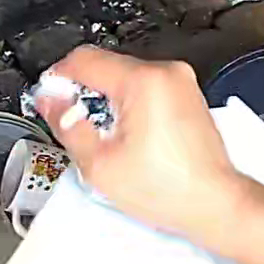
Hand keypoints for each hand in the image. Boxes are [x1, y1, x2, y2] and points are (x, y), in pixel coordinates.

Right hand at [35, 47, 246, 239]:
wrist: (215, 203)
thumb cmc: (170, 189)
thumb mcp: (100, 164)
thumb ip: (67, 126)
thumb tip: (51, 103)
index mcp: (143, 82)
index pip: (84, 59)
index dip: (57, 77)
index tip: (49, 96)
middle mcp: (166, 73)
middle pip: (106, 66)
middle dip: (84, 93)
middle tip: (74, 125)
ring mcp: (181, 83)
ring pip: (126, 78)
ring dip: (107, 100)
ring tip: (106, 138)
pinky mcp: (188, 96)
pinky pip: (147, 89)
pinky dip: (130, 105)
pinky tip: (129, 138)